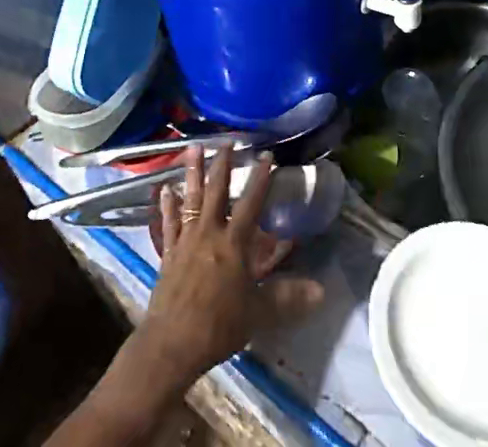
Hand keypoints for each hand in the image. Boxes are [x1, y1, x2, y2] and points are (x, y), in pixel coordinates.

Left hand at [121, 146, 324, 392]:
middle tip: (226, 141)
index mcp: (234, 243)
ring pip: (190, 199)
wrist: (171, 345)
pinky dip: (168, 205)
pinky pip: (169, 223)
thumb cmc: (218, 325)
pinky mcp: (169, 254)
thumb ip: (288, 296)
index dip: (260, 178)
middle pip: (216, 192)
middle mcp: (209, 234)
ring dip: (193, 173)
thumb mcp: (259, 312)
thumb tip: (322, 291)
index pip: (251, 203)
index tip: (267, 155)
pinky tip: (165, 189)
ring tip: (193, 149)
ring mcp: (186, 242)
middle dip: (222, 165)